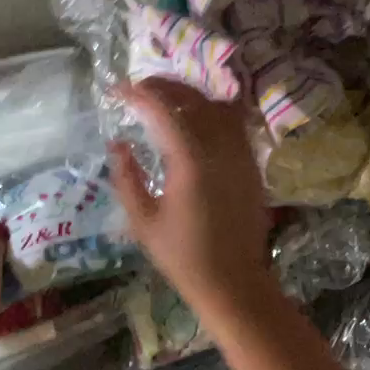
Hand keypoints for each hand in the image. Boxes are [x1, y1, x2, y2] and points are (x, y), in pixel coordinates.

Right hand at [109, 78, 273, 310]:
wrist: (234, 282)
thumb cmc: (183, 257)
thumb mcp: (143, 221)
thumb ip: (127, 178)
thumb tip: (117, 145)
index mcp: (189, 161)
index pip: (163, 110)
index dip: (138, 94)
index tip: (117, 90)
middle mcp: (220, 149)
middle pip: (193, 98)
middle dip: (164, 86)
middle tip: (140, 89)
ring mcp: (241, 154)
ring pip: (218, 105)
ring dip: (191, 95)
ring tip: (167, 100)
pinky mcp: (252, 165)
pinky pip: (234, 123)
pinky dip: (213, 111)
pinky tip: (196, 120)